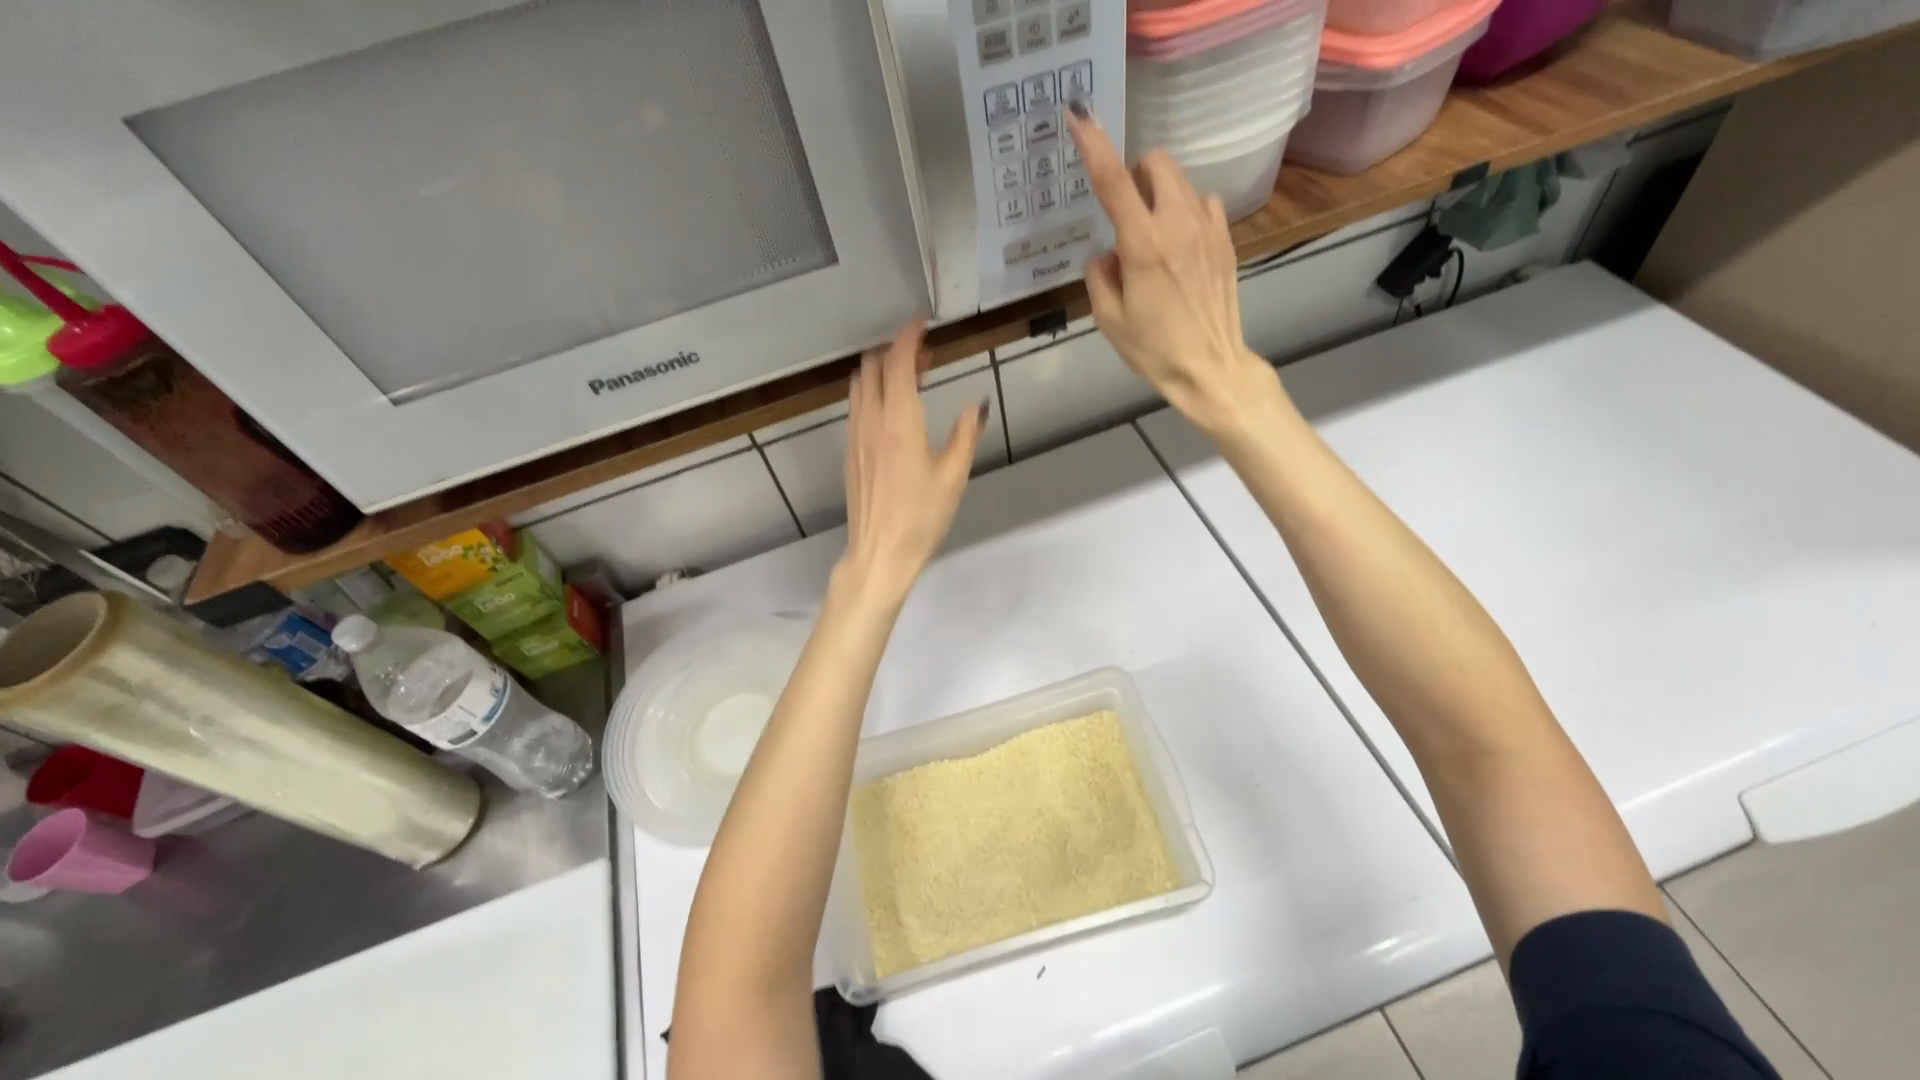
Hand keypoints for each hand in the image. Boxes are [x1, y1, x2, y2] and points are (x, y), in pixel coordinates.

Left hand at [837, 317, 987, 602]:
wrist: (879, 554)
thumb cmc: (921, 518)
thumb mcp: (954, 476)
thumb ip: (966, 434)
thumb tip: (977, 404)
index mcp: (899, 422)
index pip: (898, 363)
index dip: (909, 336)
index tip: (923, 321)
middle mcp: (871, 421)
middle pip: (874, 366)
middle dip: (897, 350)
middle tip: (925, 353)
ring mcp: (855, 436)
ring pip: (860, 385)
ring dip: (882, 370)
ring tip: (910, 377)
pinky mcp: (850, 452)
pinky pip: (856, 406)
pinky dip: (872, 392)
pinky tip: (892, 408)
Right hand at [1067, 106, 1286, 435]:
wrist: (1211, 369)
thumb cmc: (1154, 351)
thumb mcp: (1109, 319)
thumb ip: (1099, 276)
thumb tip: (1106, 252)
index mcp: (1143, 246)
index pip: (1113, 181)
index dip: (1094, 144)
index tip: (1078, 116)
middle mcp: (1178, 226)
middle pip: (1156, 162)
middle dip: (1136, 173)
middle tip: (1125, 208)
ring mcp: (1207, 230)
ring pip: (1181, 180)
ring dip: (1160, 192)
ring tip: (1152, 233)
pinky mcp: (1225, 241)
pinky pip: (1203, 203)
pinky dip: (1186, 211)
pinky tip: (1180, 244)